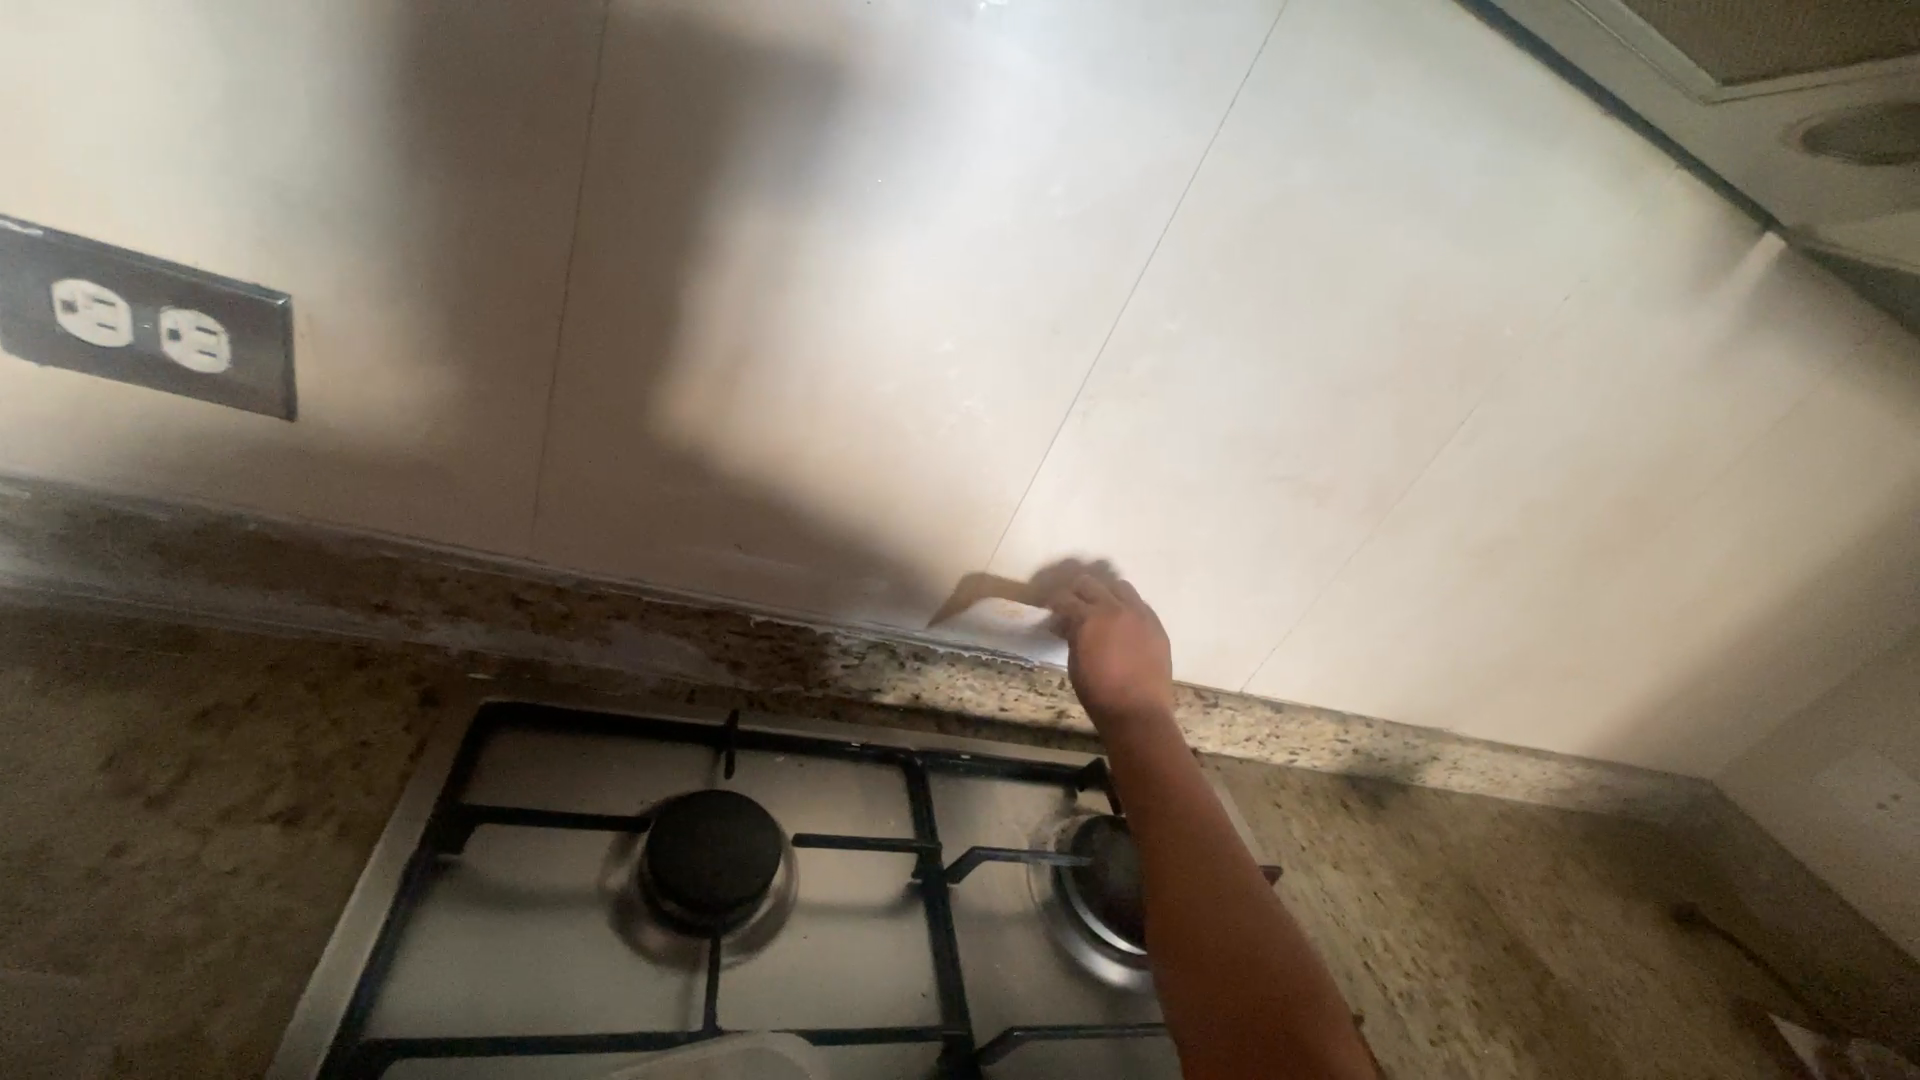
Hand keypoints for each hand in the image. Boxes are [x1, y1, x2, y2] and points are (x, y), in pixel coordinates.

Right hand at [1046, 574, 1174, 729]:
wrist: (1138, 711)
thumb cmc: (1098, 693)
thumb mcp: (1074, 663)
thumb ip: (1071, 636)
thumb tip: (1064, 623)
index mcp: (1089, 618)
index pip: (1065, 598)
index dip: (1054, 602)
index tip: (1051, 609)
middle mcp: (1114, 608)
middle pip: (1090, 583)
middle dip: (1076, 592)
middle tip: (1071, 605)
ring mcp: (1139, 613)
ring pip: (1119, 587)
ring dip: (1105, 593)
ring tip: (1100, 608)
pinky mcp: (1156, 624)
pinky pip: (1139, 604)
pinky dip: (1126, 607)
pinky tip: (1122, 623)